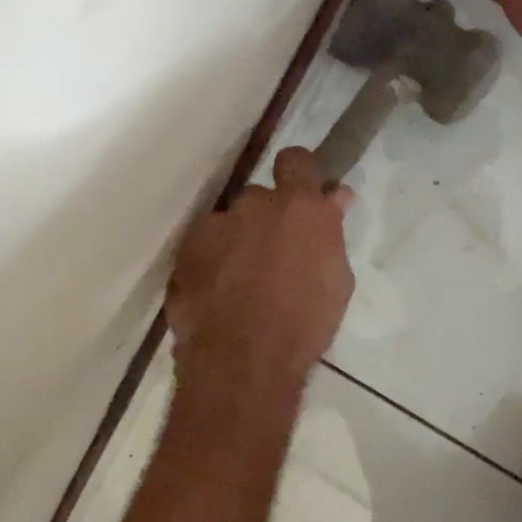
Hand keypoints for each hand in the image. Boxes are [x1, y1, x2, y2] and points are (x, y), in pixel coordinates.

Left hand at [168, 148, 354, 384]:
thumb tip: (334, 198)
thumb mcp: (336, 280)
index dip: (297, 173)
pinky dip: (209, 265)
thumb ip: (331, 232)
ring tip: (239, 284)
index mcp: (299, 207)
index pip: (297, 161)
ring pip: (226, 225)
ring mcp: (214, 227)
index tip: (300, 193)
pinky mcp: (185, 253)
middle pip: (258, 198)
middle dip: (264, 219)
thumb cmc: (305, 324)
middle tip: (270, 256)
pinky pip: (202, 250)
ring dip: (234, 242)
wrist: (243, 361)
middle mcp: (253, 205)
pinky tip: (216, 296)